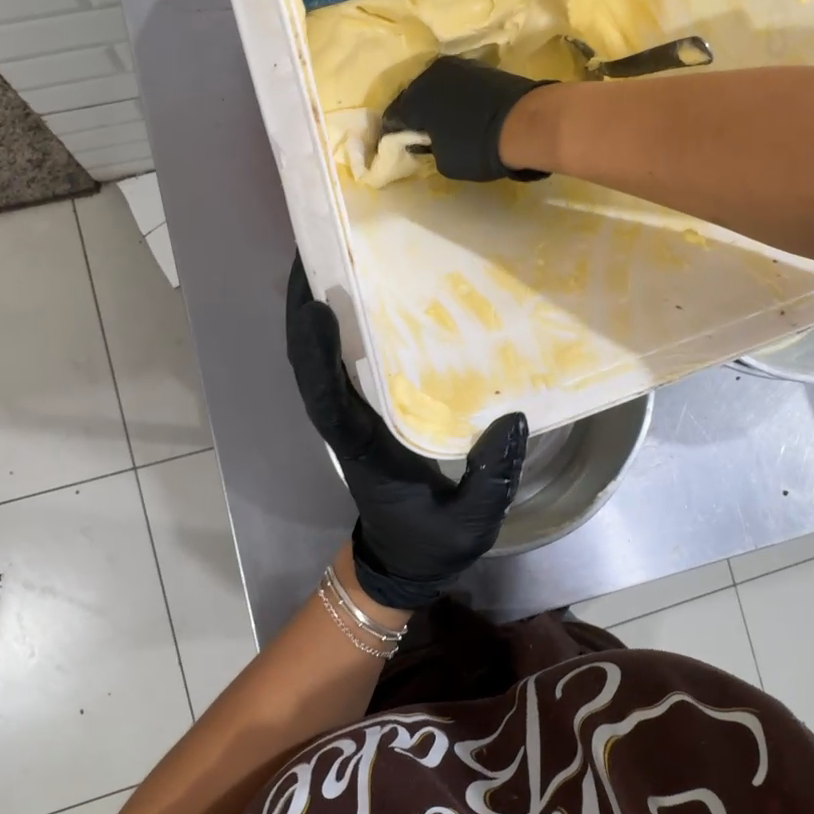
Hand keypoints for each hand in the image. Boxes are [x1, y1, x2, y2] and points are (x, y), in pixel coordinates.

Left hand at [286, 258, 528, 608]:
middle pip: (310, 367)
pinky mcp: (365, 415)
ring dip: (312, 313)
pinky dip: (335, 330)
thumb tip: (511, 418)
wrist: (404, 563)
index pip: (329, 400)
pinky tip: (356, 294)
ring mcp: (353, 420)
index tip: (316, 304)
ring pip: (319, 363)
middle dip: (301, 311)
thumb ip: (491, 478)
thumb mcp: (471, 523)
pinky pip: (340, 367)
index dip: (318, 354)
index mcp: (365, 453)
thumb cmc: (432, 545)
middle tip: (310, 250)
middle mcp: (349, 429)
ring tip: (326, 256)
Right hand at [382, 55, 552, 182]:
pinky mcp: (483, 68)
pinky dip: (457, 99)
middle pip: (416, 96)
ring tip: (444, 124)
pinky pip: (460, 86)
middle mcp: (432, 74)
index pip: (394, 116)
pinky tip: (464, 113)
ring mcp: (460, 67)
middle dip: (416, 115)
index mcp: (416, 97)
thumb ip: (430, 148)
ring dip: (438, 104)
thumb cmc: (476, 146)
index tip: (396, 145)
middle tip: (419, 134)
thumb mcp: (444, 161)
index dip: (393, 134)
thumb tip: (431, 141)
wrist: (526, 123)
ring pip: (439, 88)